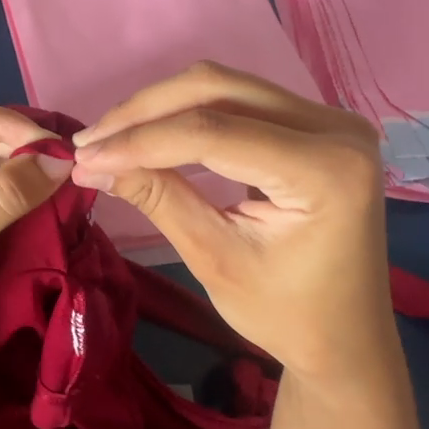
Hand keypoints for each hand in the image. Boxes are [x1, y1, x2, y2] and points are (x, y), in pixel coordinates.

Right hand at [69, 62, 392, 382]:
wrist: (345, 341)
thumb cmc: (286, 314)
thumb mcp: (214, 258)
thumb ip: (157, 198)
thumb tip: (89, 163)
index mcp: (326, 169)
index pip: (213, 131)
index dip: (140, 139)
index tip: (84, 156)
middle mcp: (335, 128)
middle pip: (216, 88)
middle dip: (143, 112)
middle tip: (89, 141)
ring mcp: (327, 119)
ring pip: (221, 86)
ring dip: (158, 108)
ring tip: (109, 138)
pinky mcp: (311, 123)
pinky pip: (235, 100)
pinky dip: (183, 114)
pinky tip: (148, 135)